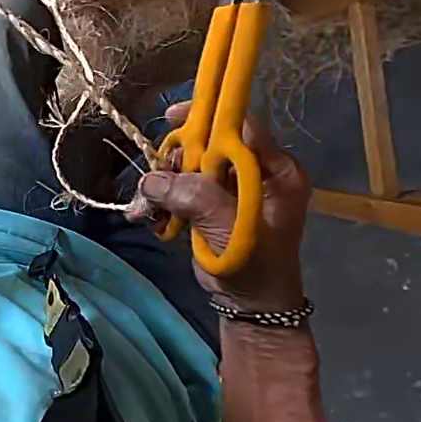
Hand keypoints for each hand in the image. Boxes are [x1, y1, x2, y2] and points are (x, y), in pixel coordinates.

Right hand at [127, 106, 310, 313]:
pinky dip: (161, 200)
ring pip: (187, 167)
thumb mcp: (231, 229)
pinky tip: (149, 216)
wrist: (249, 304)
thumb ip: (196, 198)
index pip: (241, 127)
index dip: (208, 117)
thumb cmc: (254, 266)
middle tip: (156, 180)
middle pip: (207, 146)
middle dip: (176, 160)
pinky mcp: (209, 203)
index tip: (171, 117)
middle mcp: (254, 172)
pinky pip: (178, 188)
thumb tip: (152, 180)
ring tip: (146, 208)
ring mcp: (229, 188)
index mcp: (274, 170)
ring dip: (161, 184)